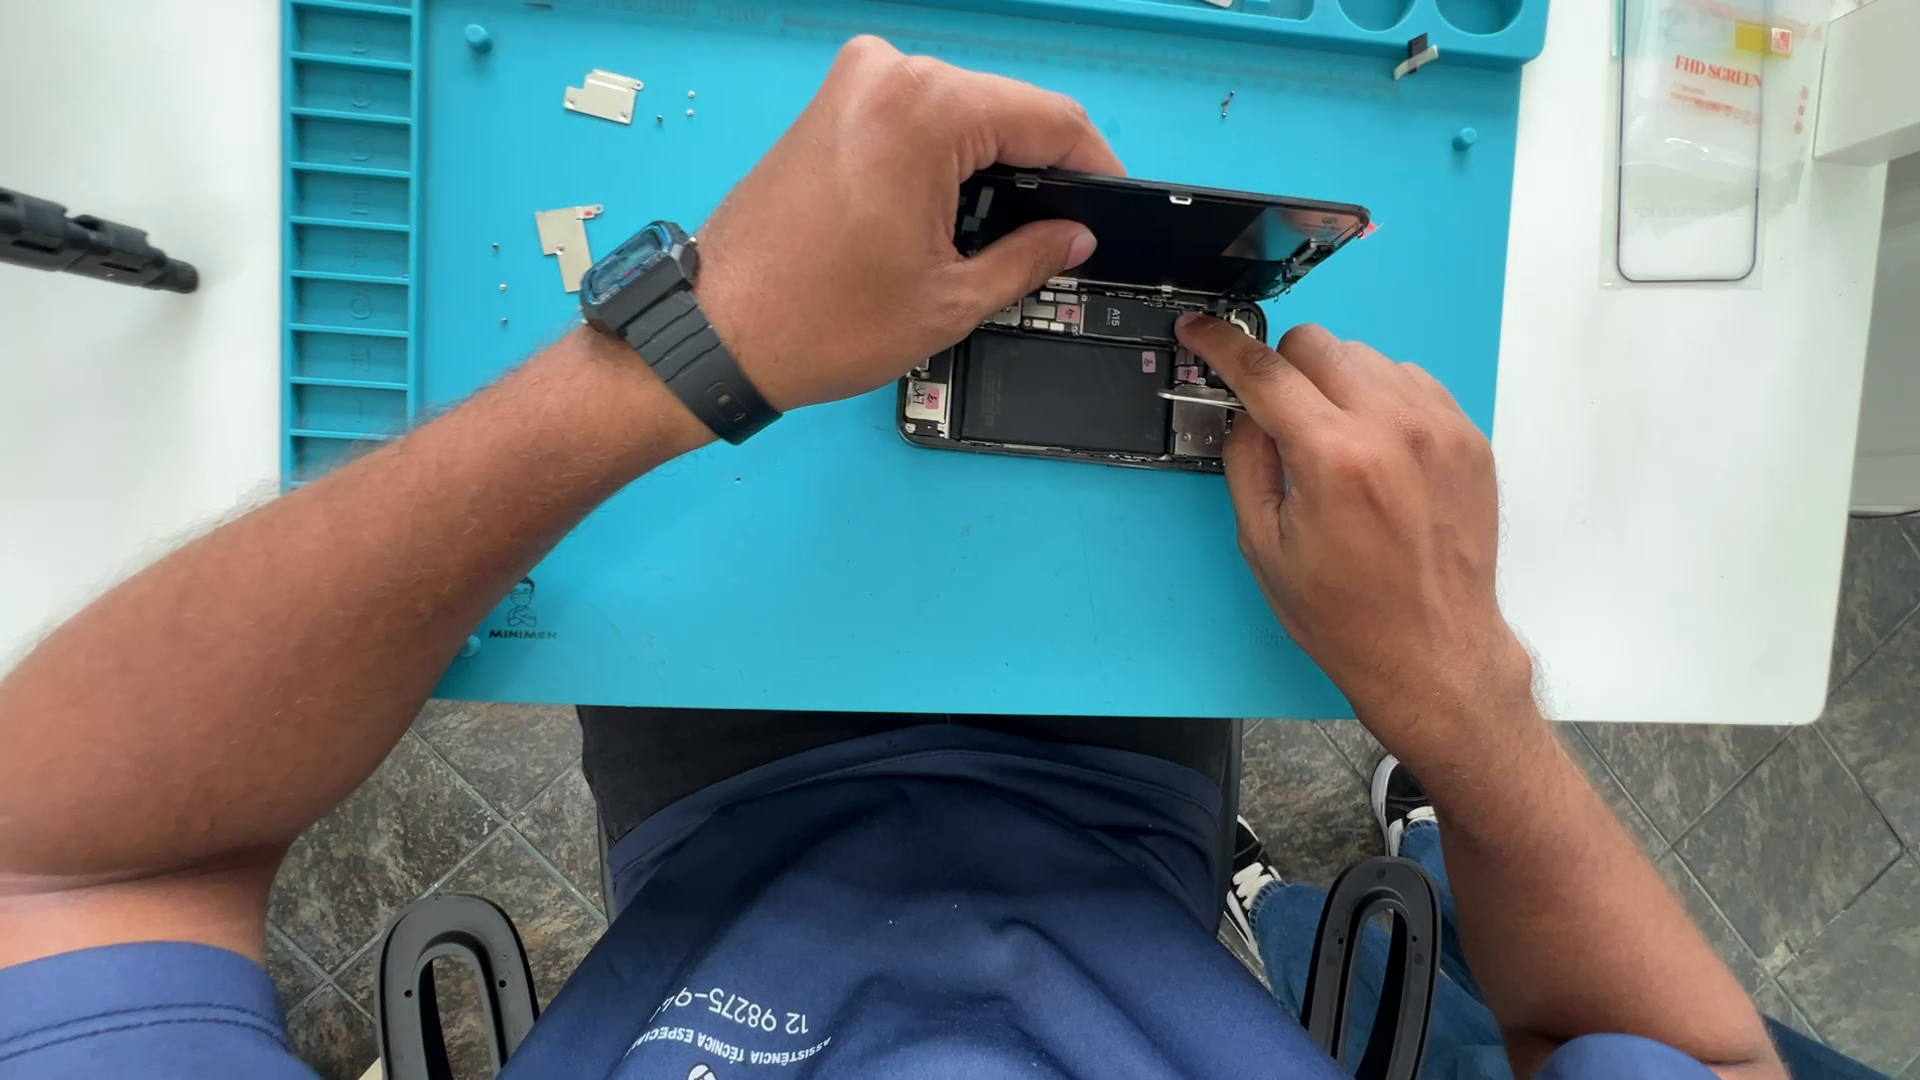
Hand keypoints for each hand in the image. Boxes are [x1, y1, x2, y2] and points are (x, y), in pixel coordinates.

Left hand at [693, 36, 1122, 411]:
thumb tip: (1071, 239)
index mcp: (925, 109)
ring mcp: (850, 87)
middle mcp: (886, 75)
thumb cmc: (822, 323)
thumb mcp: (950, 300)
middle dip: (1037, 177)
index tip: (1108, 205)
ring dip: (988, 176)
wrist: (719, 336)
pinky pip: (913, 126)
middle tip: (1053, 242)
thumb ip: (1028, 259)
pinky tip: (948, 223)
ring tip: (995, 245)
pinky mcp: (828, 112)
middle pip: (1001, 113)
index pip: (1048, 119)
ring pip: (958, 120)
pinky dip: (944, 169)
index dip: (1093, 166)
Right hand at [1175, 315, 1531, 749]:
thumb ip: (1245, 460)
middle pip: (1316, 343)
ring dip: (1328, 382)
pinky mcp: (1467, 436)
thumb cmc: (1337, 609)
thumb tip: (1248, 411)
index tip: (1200, 328)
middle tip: (1272, 414)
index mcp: (1332, 457)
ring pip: (1363, 355)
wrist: (1431, 649)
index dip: (1221, 344)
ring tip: (1326, 438)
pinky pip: (1407, 380)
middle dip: (1279, 368)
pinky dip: (1374, 395)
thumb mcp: (1261, 541)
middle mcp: (1392, 426)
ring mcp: (1439, 426)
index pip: (1264, 372)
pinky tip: (1368, 443)